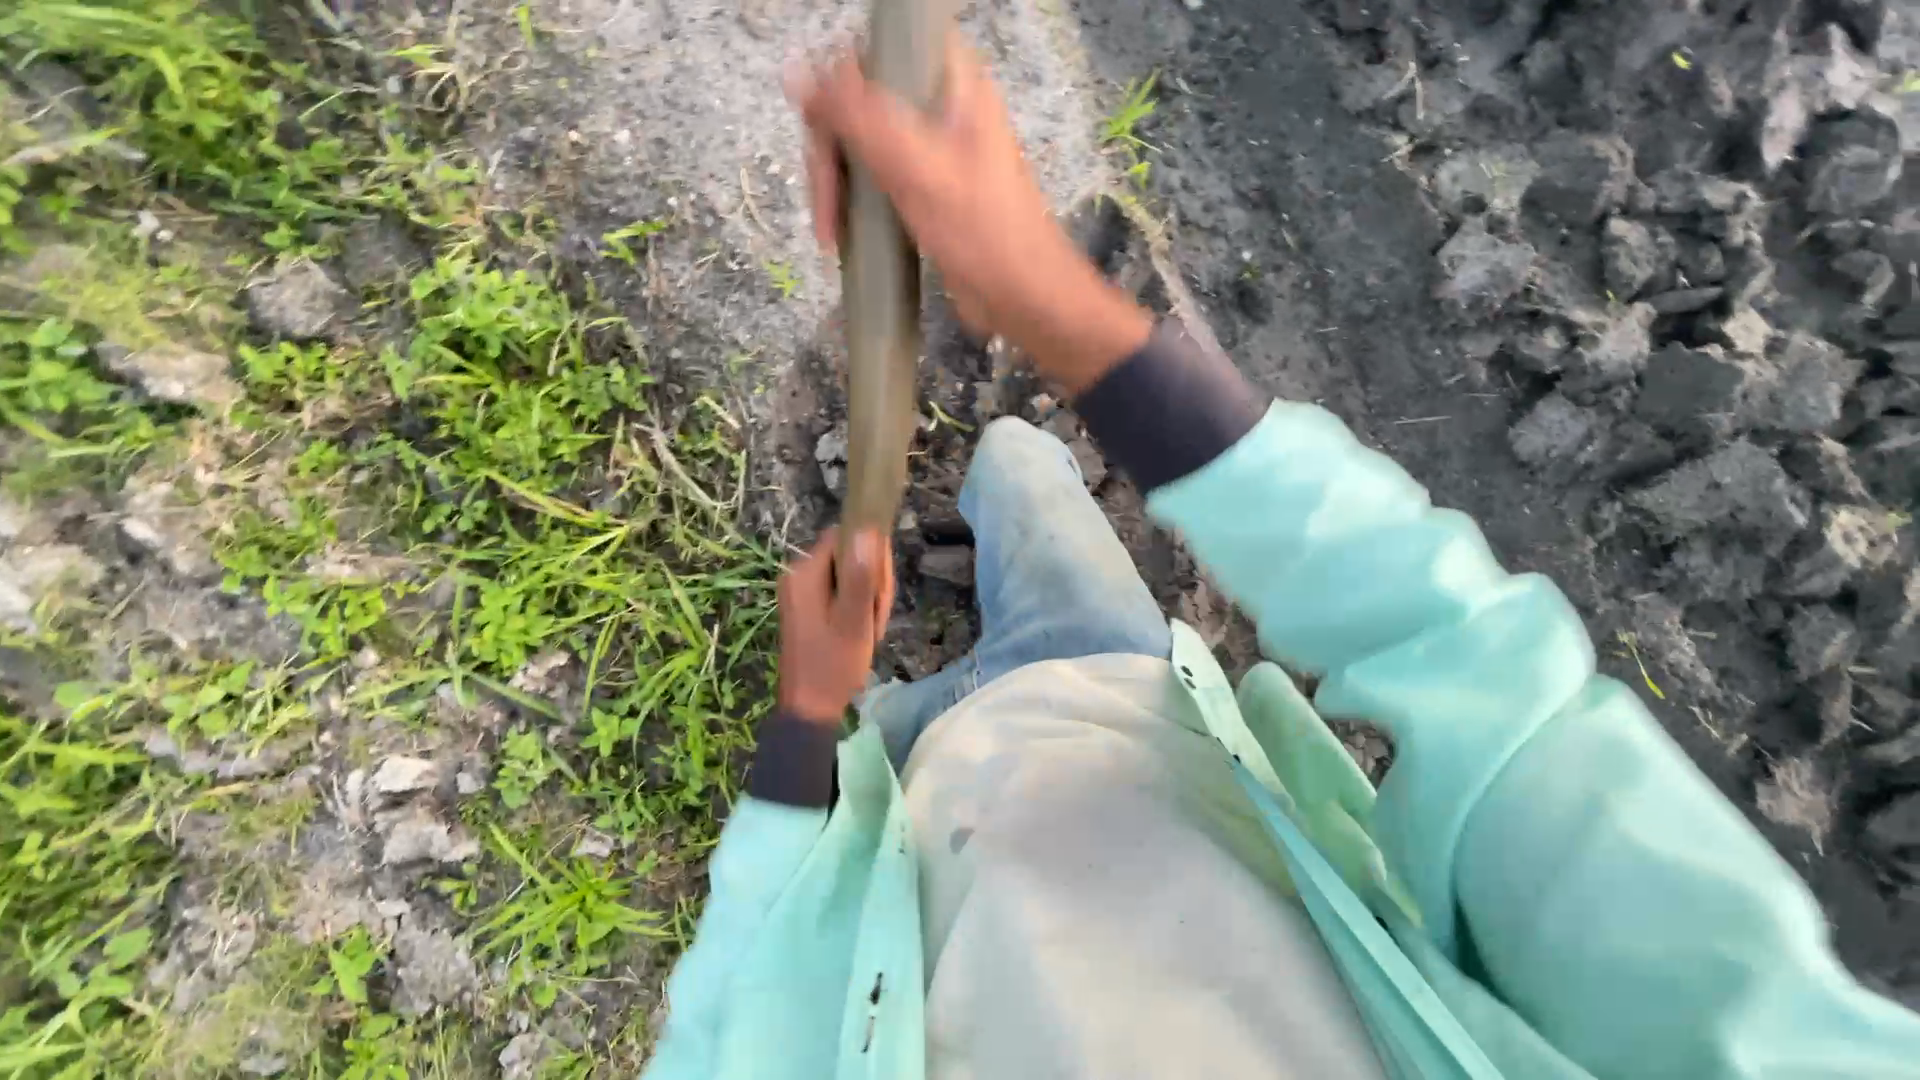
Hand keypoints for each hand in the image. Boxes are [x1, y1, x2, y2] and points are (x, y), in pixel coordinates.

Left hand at [777, 527, 895, 723]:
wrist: (810, 708)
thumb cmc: (833, 664)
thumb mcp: (853, 619)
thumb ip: (860, 573)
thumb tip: (867, 529)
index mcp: (804, 572)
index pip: (845, 536)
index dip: (870, 556)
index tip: (881, 590)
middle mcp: (798, 575)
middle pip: (849, 554)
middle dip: (871, 582)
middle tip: (876, 620)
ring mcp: (802, 591)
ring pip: (849, 575)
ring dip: (868, 599)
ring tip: (870, 631)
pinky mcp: (808, 607)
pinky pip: (840, 592)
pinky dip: (857, 608)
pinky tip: (863, 632)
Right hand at [787, 37, 1152, 395]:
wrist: (1024, 298)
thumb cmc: (983, 234)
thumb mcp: (920, 169)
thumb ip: (861, 118)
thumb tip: (800, 75)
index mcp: (951, 84)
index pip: (877, 54)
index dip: (841, 85)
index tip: (824, 138)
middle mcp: (940, 109)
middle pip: (859, 105)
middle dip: (831, 155)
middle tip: (827, 209)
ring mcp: (931, 153)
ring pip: (860, 147)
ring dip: (836, 187)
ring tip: (831, 236)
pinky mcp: (924, 192)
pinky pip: (873, 183)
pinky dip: (853, 206)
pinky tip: (842, 237)